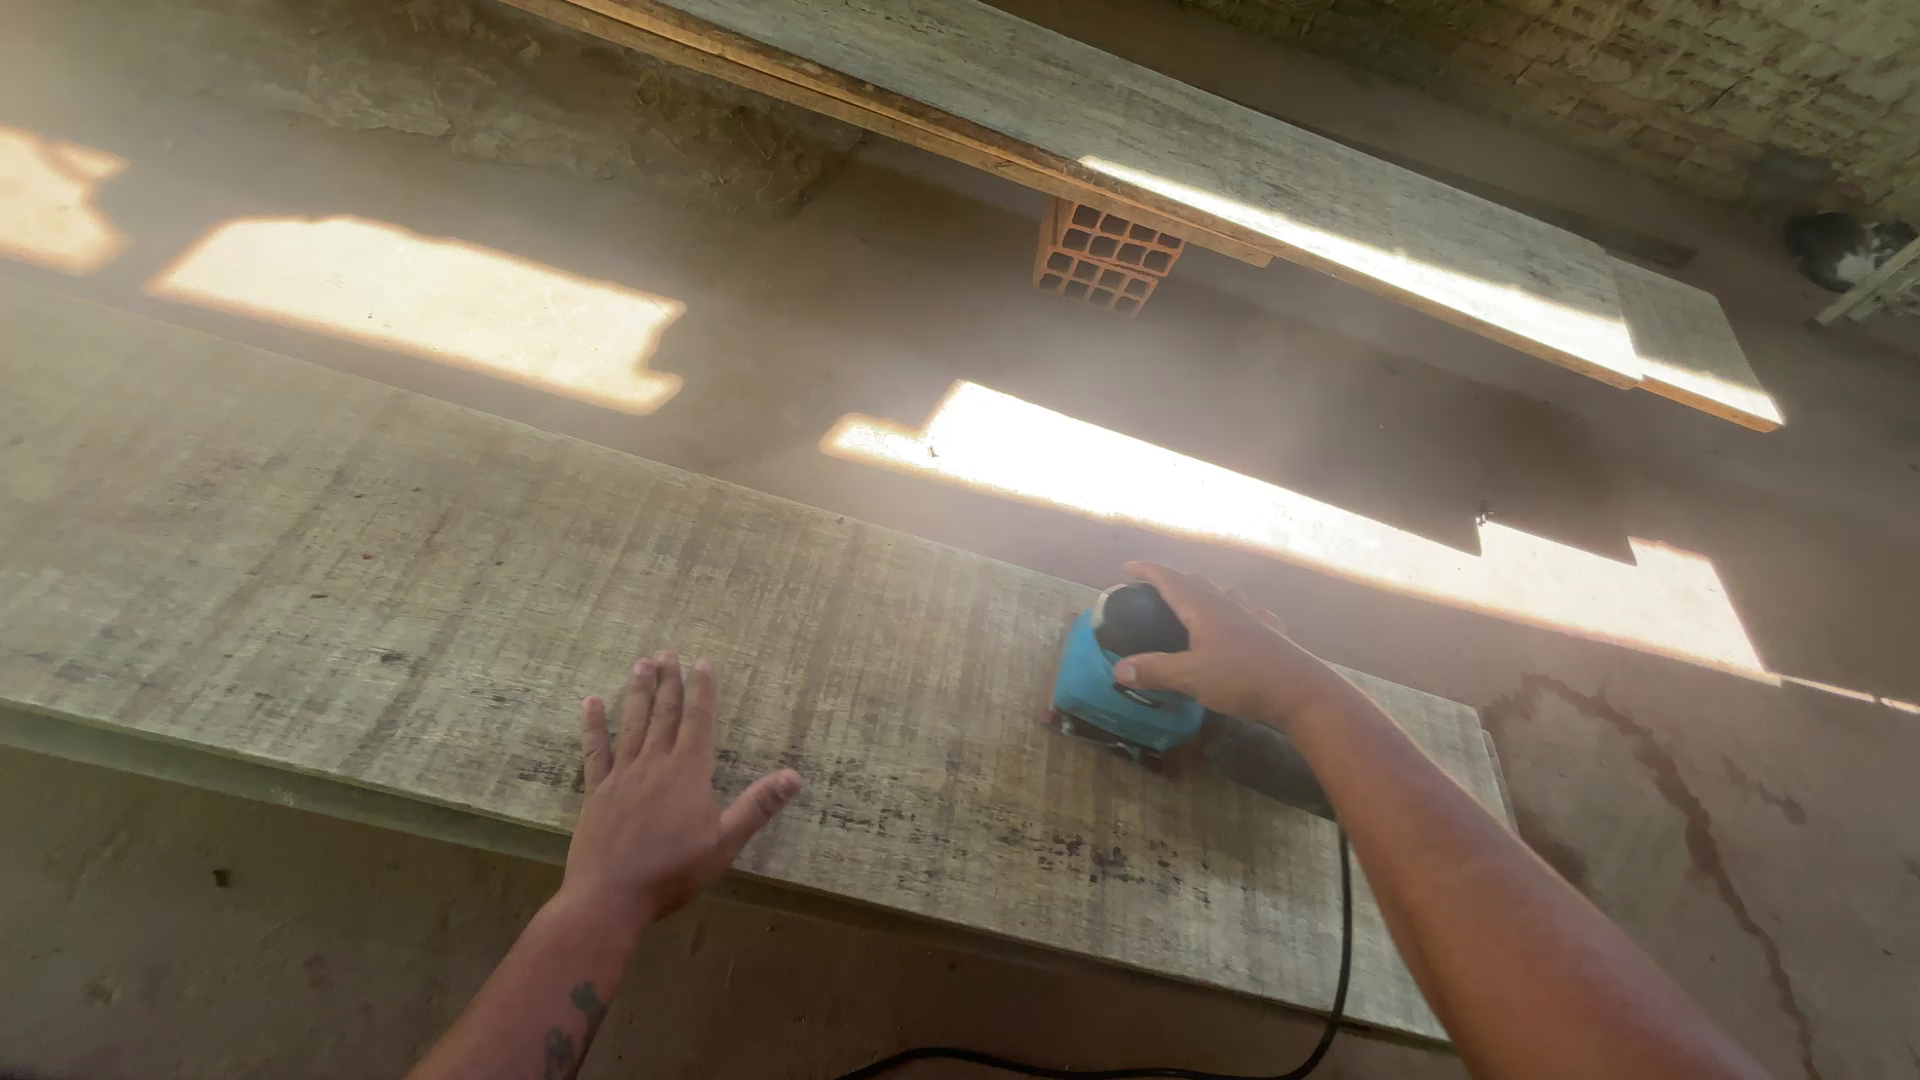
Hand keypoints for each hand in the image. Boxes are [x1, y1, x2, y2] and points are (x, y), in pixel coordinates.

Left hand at [558, 653, 801, 936]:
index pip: (700, 720)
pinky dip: (593, 725)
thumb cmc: (673, 872)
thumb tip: (794, 776)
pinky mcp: (597, 791)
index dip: (704, 690)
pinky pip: (595, 751)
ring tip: (642, 663)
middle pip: (666, 714)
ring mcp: (622, 775)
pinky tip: (590, 703)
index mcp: (689, 772)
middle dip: (670, 682)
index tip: (704, 662)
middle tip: (668, 652)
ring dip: (638, 692)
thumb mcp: (725, 843)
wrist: (608, 900)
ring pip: (633, 723)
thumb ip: (758, 806)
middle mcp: (656, 763)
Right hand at [1113, 562, 1353, 733]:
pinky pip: (1248, 613)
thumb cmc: (1243, 679)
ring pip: (1223, 594)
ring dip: (1203, 593)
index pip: (1169, 578)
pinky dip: (1234, 612)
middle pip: (1195, 581)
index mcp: (1203, 608)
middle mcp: (1227, 604)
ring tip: (1192, 606)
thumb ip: (1154, 670)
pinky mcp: (1272, 633)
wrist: (1304, 693)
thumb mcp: (1191, 677)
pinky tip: (1238, 624)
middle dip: (1172, 581)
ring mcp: (1252, 616)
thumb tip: (1118, 669)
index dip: (1147, 571)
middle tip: (1153, 592)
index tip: (1128, 569)